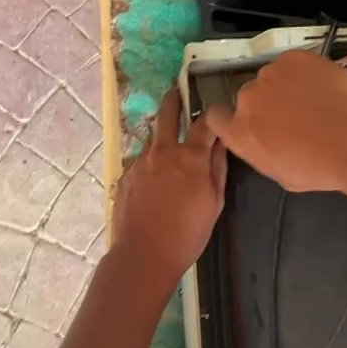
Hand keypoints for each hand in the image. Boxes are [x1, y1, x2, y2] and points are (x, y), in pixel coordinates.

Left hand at [109, 89, 227, 283]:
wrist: (143, 256)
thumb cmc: (187, 234)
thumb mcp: (214, 203)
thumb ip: (218, 169)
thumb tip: (222, 145)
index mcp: (190, 157)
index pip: (205, 123)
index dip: (213, 115)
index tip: (217, 111)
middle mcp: (163, 152)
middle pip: (167, 115)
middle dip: (173, 100)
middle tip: (175, 91)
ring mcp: (140, 163)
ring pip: (152, 139)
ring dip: (161, 136)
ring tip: (167, 145)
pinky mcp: (124, 177)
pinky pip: (140, 161)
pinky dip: (149, 163)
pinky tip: (153, 180)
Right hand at [200, 48, 346, 192]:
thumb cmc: (319, 167)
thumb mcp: (281, 174)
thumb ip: (263, 152)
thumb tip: (267, 141)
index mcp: (239, 132)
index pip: (217, 117)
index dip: (230, 117)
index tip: (248, 121)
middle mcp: (247, 99)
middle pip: (250, 96)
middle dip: (266, 103)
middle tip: (294, 114)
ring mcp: (270, 74)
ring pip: (273, 77)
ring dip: (286, 86)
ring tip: (314, 99)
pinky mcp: (293, 57)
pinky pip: (293, 63)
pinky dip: (304, 72)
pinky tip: (324, 84)